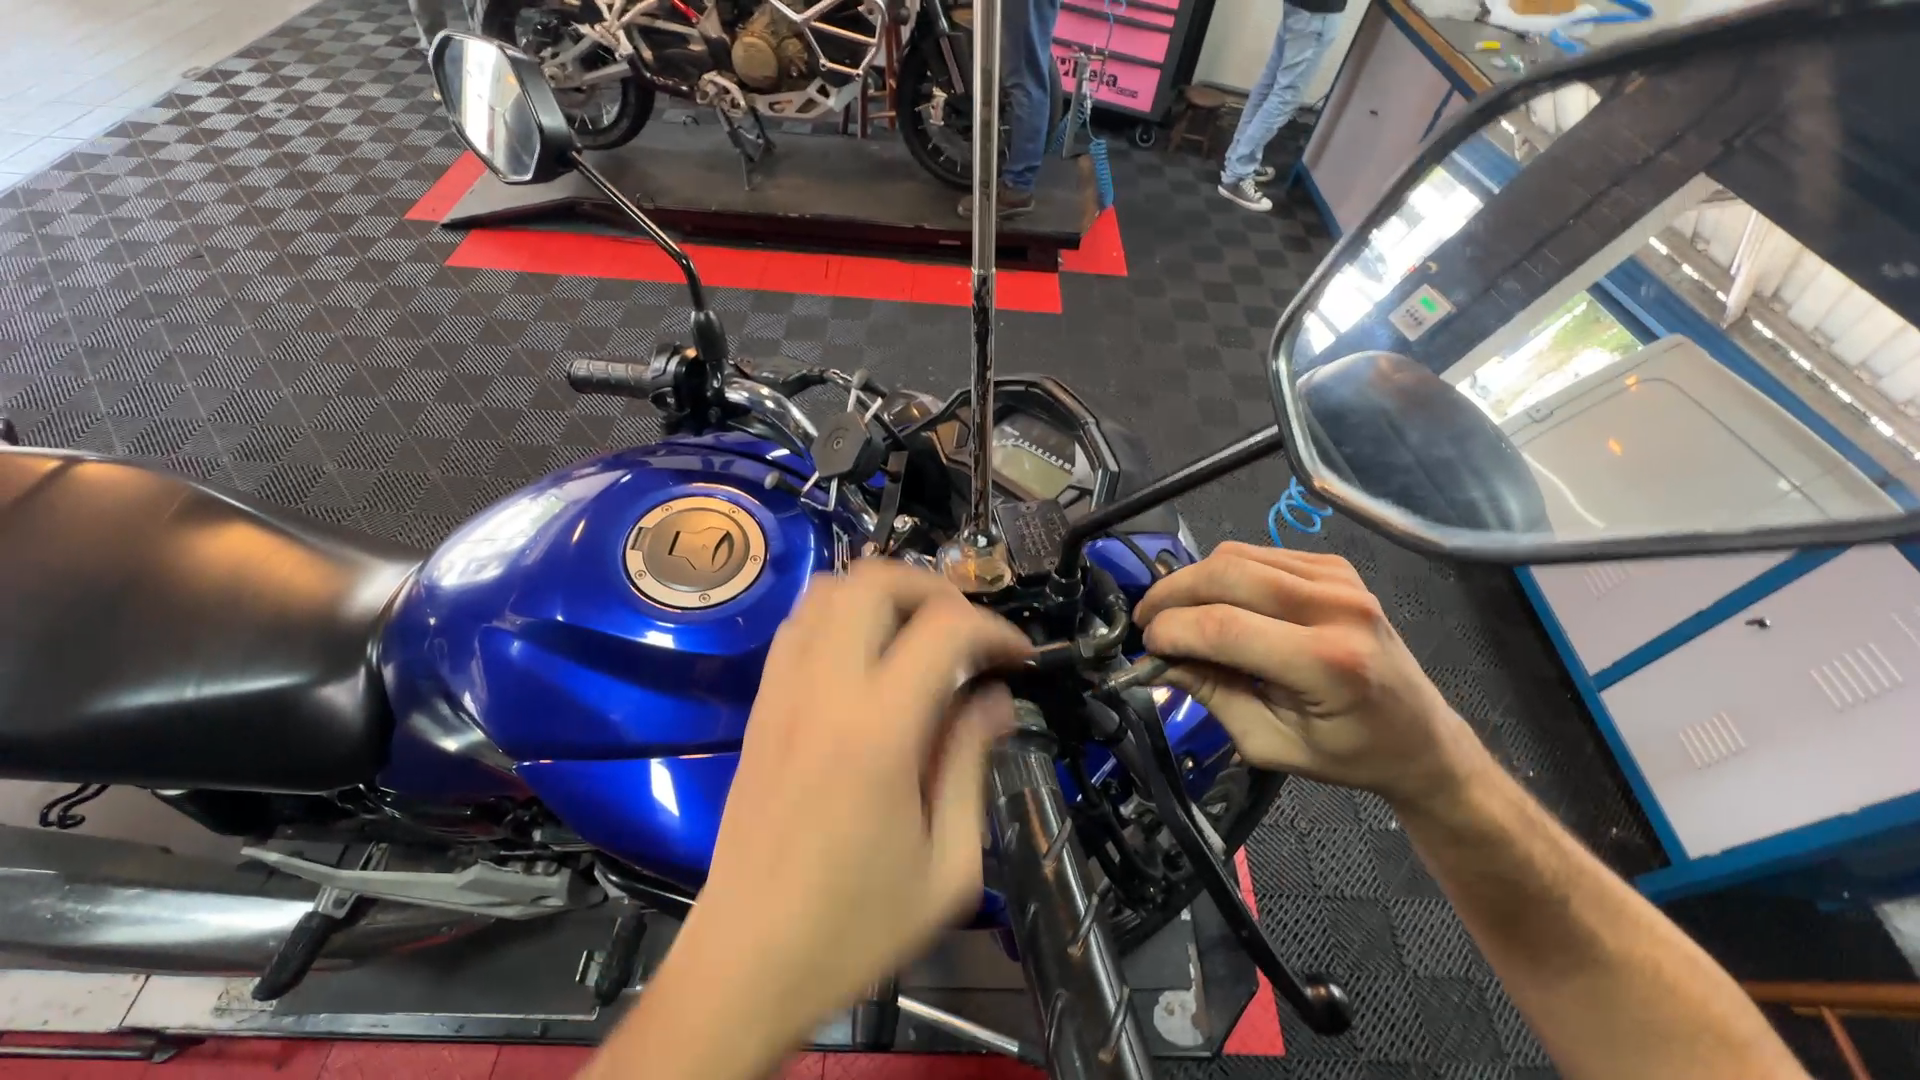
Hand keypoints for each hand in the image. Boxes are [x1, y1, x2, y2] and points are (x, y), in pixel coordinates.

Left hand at [642, 560, 1030, 1072]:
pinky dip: (842, 615)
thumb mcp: (948, 866)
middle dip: (937, 589)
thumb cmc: (855, 927)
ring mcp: (781, 692)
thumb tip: (993, 699)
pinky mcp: (758, 707)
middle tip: (971, 636)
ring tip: (923, 637)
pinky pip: (798, 625)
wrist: (746, 962)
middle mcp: (823, 691)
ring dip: (885, 595)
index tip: (1020, 660)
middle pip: (875, 581)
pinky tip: (870, 660)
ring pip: (829, 590)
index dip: (996, 629)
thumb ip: (971, 764)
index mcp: (878, 731)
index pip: (945, 628)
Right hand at [1133, 543, 1484, 808]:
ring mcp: (1339, 579)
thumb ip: (1213, 695)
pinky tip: (1218, 602)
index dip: (1171, 631)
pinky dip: (1225, 574)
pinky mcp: (1336, 566)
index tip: (1147, 648)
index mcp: (1327, 663)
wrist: (1420, 735)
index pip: (1224, 627)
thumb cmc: (1348, 752)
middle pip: (1226, 574)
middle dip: (1171, 593)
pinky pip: (1259, 554)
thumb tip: (1161, 660)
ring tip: (1174, 612)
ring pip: (1238, 555)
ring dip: (1194, 580)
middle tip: (1146, 620)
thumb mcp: (1270, 743)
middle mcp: (1337, 607)